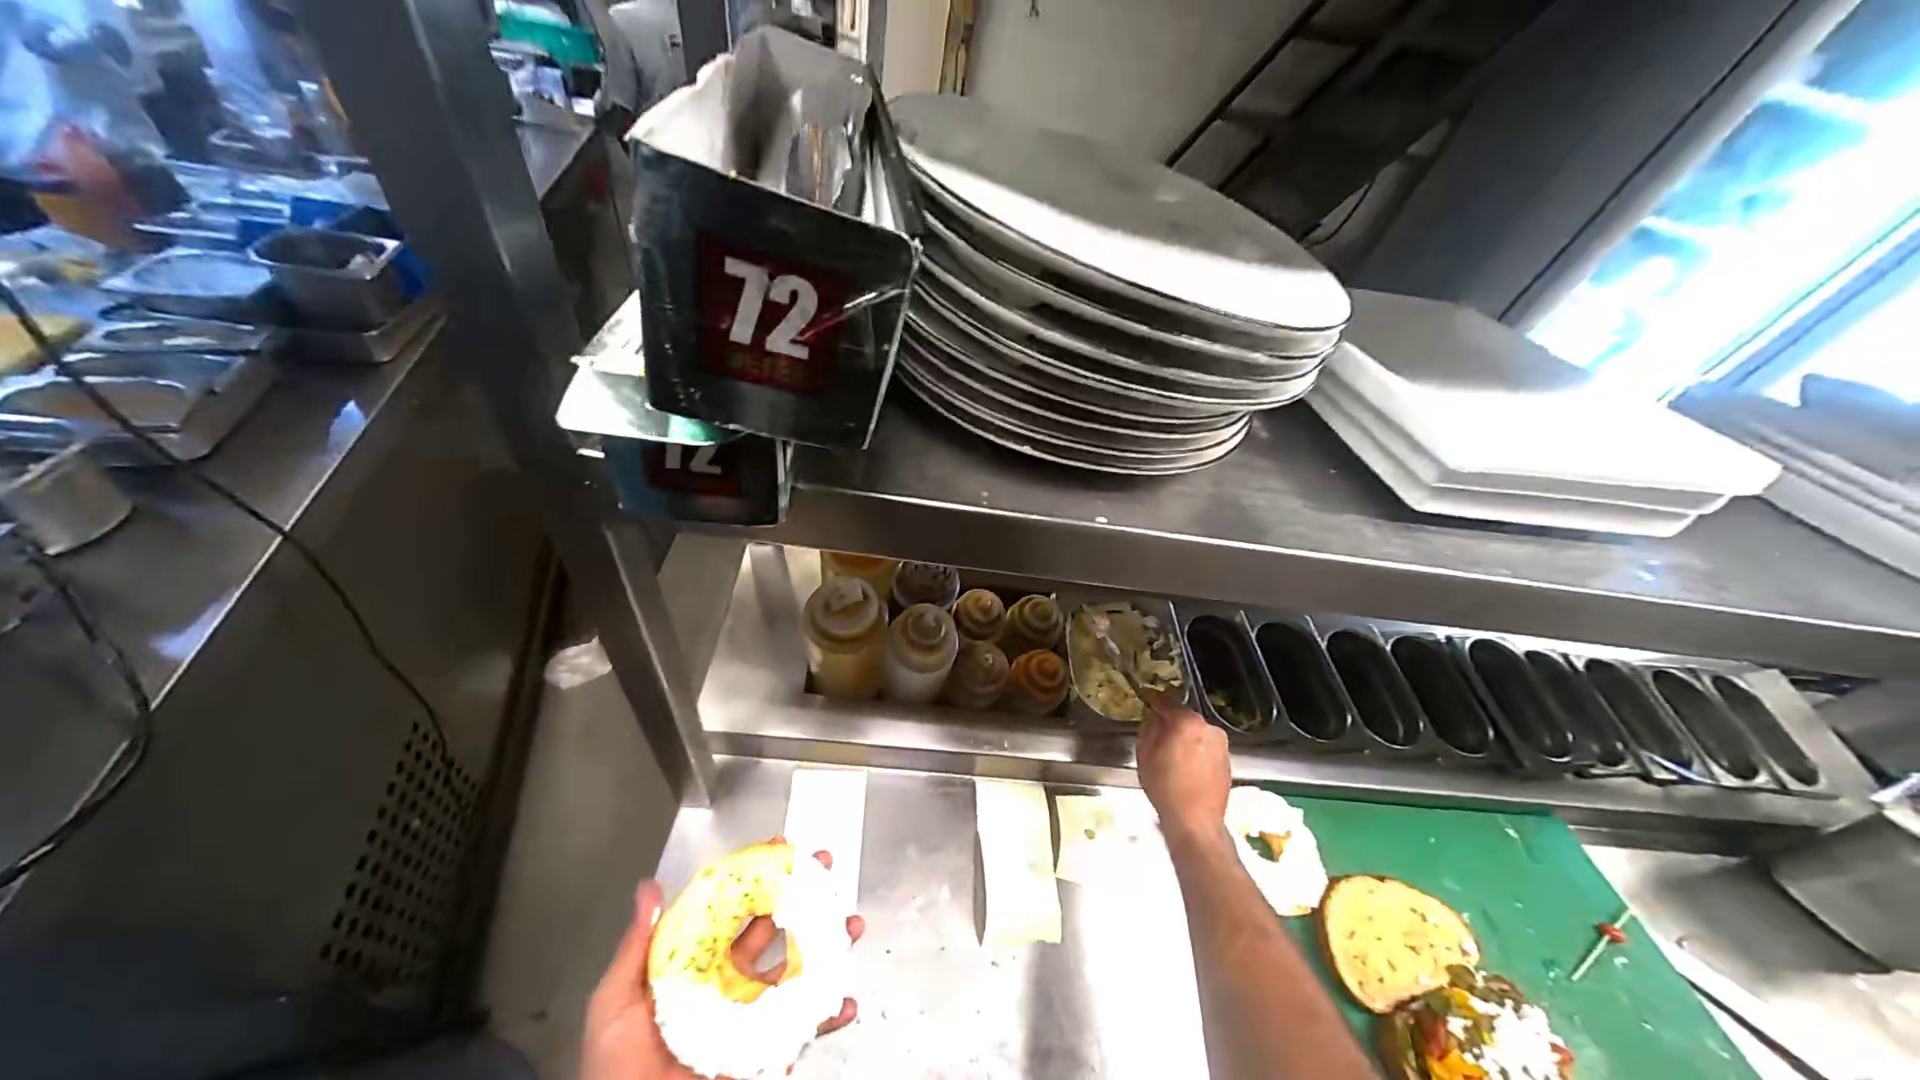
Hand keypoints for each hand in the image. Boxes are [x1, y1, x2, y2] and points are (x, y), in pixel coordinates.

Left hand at [583, 850, 864, 1079]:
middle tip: (825, 871)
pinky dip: (829, 1015)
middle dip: (804, 897)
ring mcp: (749, 1016)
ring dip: (828, 946)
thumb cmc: (613, 1071)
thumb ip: (636, 947)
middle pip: (775, 930)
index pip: (733, 909)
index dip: (757, 877)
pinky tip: (844, 1001)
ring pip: (798, 971)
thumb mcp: (615, 1004)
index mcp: (697, 964)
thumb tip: (648, 890)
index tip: (779, 848)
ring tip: (849, 925)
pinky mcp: (763, 1050)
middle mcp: (729, 983)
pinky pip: (802, 1029)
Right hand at [1136, 704, 1229, 850]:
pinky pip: (1206, 748)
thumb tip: (1156, 719)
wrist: (1196, 821)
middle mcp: (1209, 728)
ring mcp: (1222, 745)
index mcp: (1187, 722)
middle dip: (1171, 722)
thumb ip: (1150, 729)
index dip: (1153, 699)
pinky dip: (1196, 751)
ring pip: (1197, 733)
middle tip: (1157, 732)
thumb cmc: (1165, 786)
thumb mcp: (1145, 754)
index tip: (1146, 697)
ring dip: (1185, 738)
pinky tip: (1186, 767)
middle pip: (1185, 718)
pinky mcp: (1227, 761)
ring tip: (1171, 753)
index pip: (1167, 702)